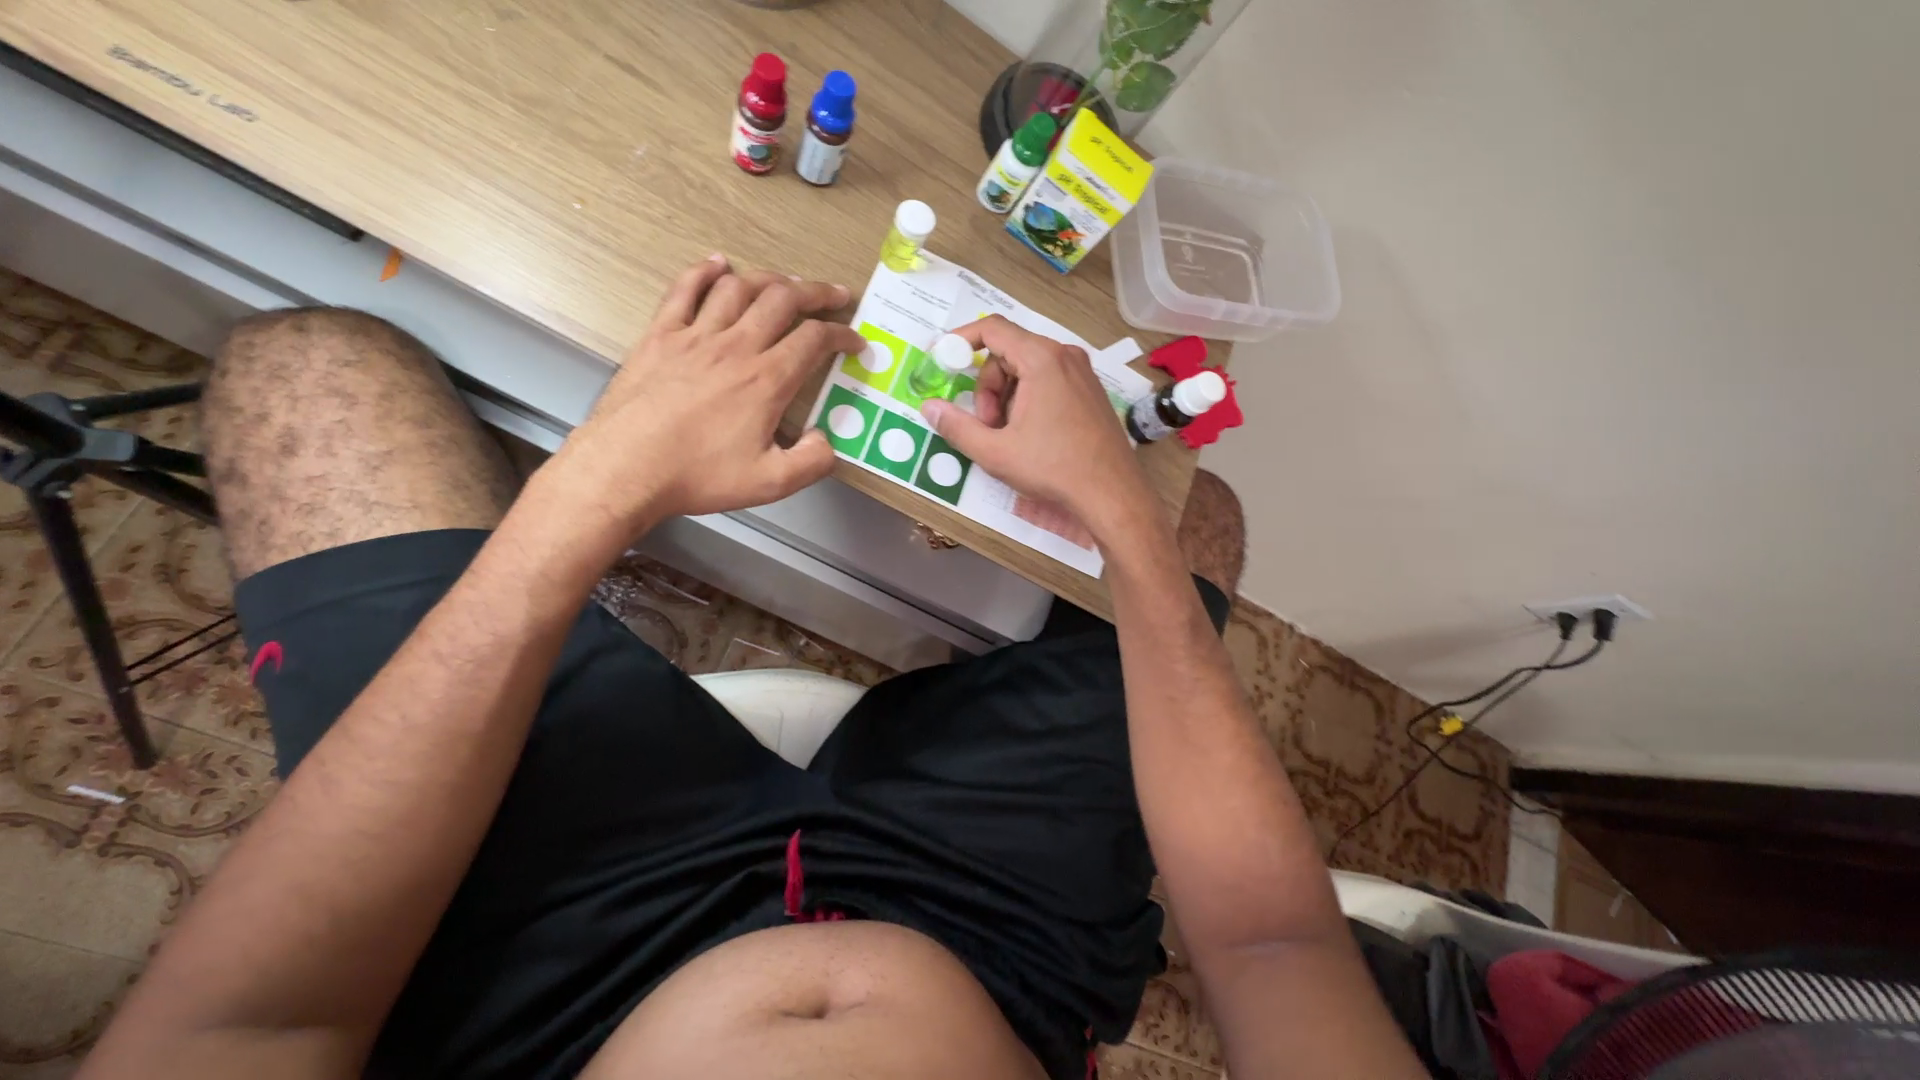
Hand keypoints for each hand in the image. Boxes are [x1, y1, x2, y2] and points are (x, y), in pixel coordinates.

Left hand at [539, 255, 865, 540]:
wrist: (627, 467)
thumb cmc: (698, 476)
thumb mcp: (770, 483)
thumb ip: (811, 462)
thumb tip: (826, 441)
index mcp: (767, 380)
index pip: (815, 339)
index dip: (842, 335)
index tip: (854, 341)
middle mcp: (736, 347)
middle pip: (784, 299)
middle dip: (816, 292)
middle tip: (835, 295)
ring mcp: (696, 336)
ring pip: (740, 288)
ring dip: (770, 279)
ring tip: (786, 282)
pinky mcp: (661, 336)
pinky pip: (684, 290)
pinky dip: (705, 271)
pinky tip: (718, 264)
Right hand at [919, 316, 1156, 537]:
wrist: (1112, 493)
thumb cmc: (1053, 468)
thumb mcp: (995, 452)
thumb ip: (956, 427)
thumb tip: (928, 407)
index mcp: (1042, 359)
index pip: (993, 329)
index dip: (961, 340)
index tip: (942, 361)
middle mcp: (1065, 355)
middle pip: (1008, 353)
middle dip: (987, 388)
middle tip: (986, 427)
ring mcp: (1082, 372)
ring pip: (1027, 369)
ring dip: (1007, 398)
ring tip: (1008, 437)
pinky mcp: (1091, 391)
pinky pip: (1048, 381)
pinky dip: (1029, 400)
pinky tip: (1030, 435)